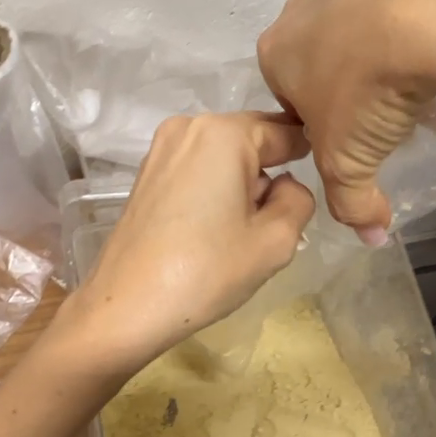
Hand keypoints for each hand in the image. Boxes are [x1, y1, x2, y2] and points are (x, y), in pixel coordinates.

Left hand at [64, 111, 314, 371]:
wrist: (124, 308)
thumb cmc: (204, 272)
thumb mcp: (275, 240)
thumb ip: (298, 200)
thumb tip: (285, 184)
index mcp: (223, 132)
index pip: (286, 133)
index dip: (306, 161)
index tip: (311, 193)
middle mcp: (187, 128)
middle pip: (251, 144)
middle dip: (267, 177)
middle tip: (266, 227)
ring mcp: (159, 151)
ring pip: (222, 161)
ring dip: (238, 189)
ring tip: (233, 237)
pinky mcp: (143, 177)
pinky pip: (195, 175)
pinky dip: (210, 196)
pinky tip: (206, 235)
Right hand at [257, 0, 435, 238]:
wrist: (434, 7)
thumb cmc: (366, 89)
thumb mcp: (348, 162)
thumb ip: (351, 204)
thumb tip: (371, 239)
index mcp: (276, 53)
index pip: (287, 96)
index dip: (319, 123)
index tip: (351, 136)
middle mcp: (304, 8)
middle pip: (323, 58)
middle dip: (352, 86)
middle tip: (387, 113)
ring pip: (365, 26)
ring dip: (387, 54)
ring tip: (424, 82)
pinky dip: (422, 21)